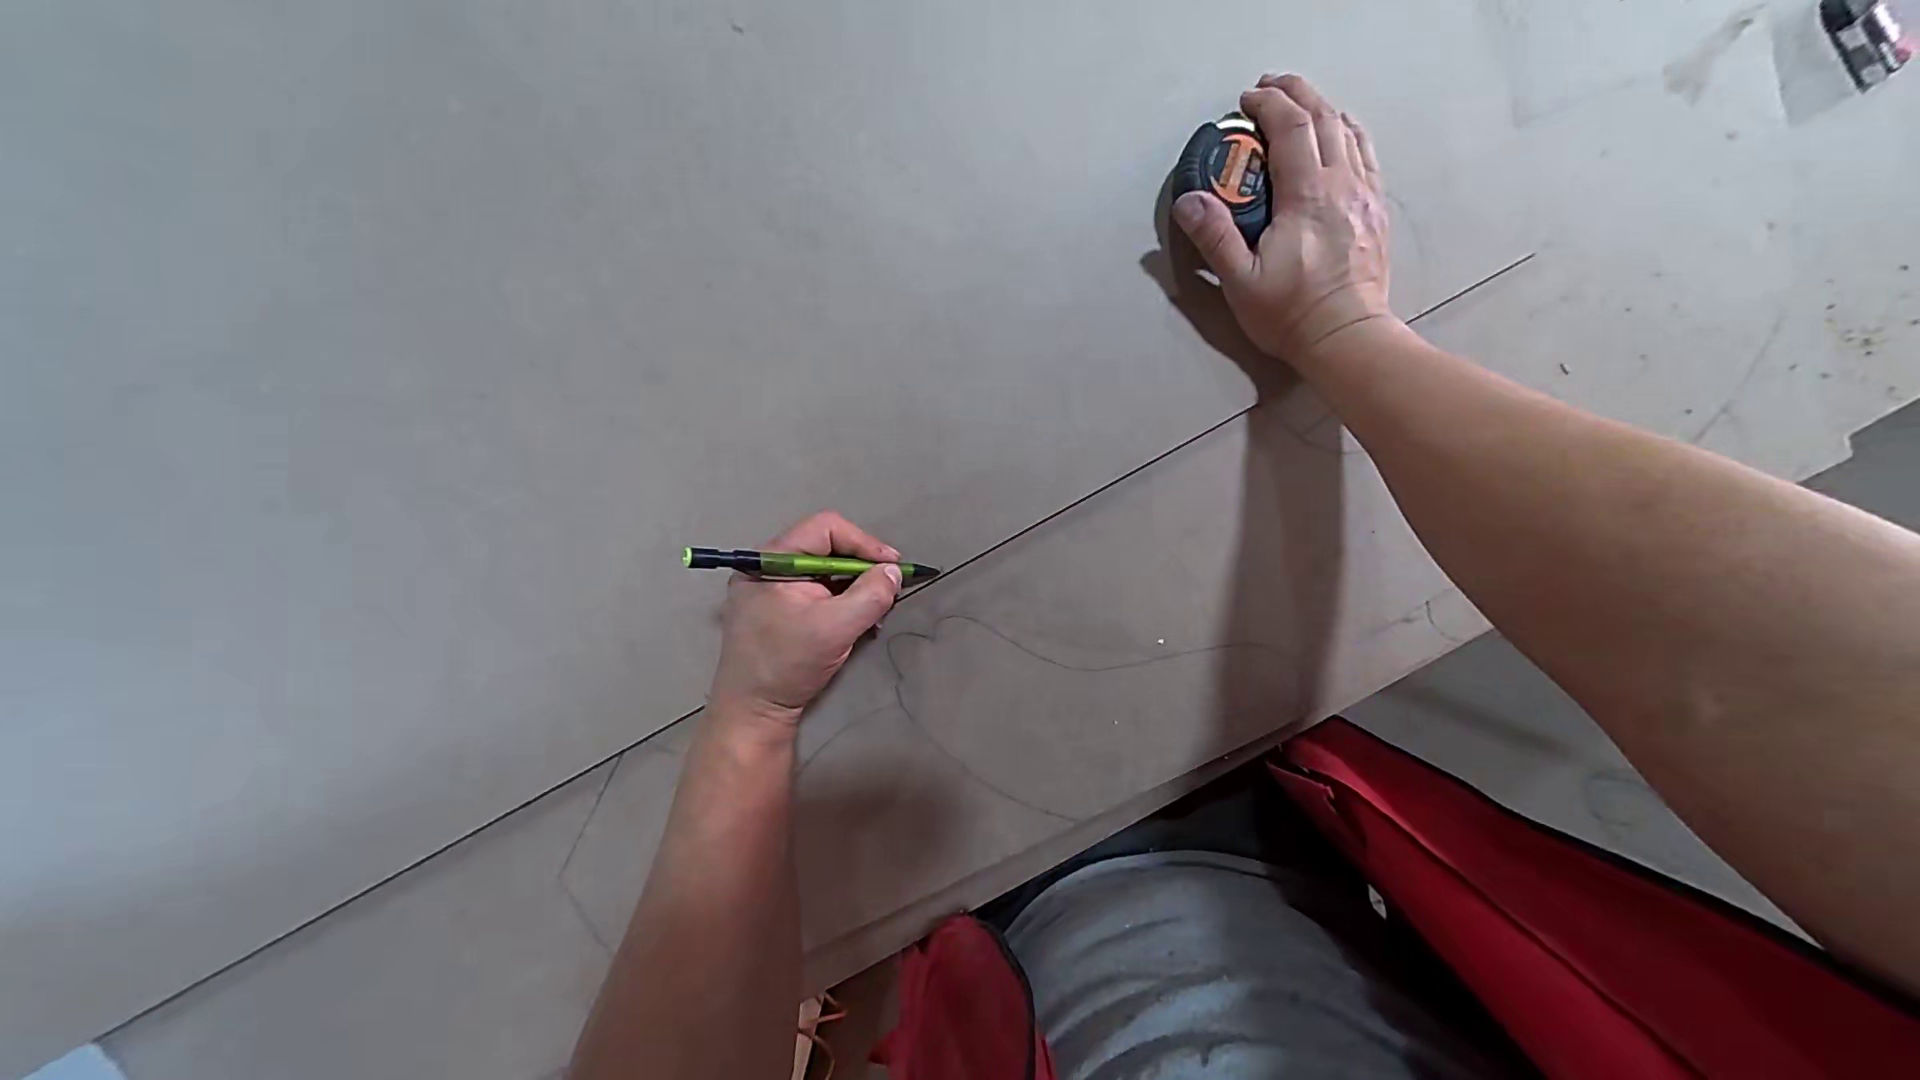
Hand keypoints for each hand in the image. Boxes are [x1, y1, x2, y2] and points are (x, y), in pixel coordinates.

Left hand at [708, 510, 902, 724]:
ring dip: (855, 588)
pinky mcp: (778, 610)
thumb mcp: (836, 628)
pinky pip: (817, 591)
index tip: (891, 567)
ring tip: (875, 612)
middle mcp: (768, 568)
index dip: (864, 544)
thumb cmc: (787, 665)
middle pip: (826, 548)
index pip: (825, 529)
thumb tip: (893, 572)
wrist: (752, 712)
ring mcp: (771, 589)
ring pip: (824, 571)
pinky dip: (842, 602)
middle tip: (887, 590)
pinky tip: (858, 623)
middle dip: (862, 568)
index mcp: (771, 561)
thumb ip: (871, 595)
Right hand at [1173, 74, 1395, 363]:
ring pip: (1350, 131)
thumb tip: (1190, 202)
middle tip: (1270, 90)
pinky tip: (1335, 139)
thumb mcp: (1241, 282)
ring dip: (1323, 109)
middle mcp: (1343, 184)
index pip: (1291, 128)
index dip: (1268, 106)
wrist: (1346, 336)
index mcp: (1308, 196)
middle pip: (1325, 118)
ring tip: (1300, 107)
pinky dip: (1346, 133)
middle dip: (1296, 94)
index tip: (1246, 101)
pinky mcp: (1375, 211)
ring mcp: (1365, 195)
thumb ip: (1215, 238)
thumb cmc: (1291, 314)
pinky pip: (1365, 154)